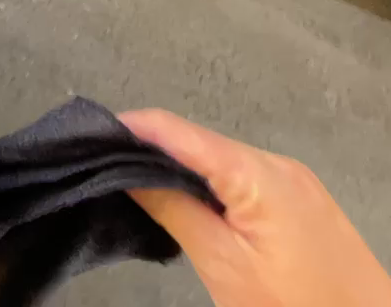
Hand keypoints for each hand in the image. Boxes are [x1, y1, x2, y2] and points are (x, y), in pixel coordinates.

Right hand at [120, 109, 390, 306]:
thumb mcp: (223, 264)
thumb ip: (170, 206)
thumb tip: (122, 167)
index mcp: (256, 171)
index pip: (173, 128)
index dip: (127, 127)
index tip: (86, 136)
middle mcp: (276, 162)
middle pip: (194, 139)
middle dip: (149, 149)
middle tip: (105, 169)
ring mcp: (295, 180)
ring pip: (216, 157)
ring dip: (178, 167)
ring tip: (138, 187)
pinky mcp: (305, 201)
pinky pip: (241, 176)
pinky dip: (209, 183)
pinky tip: (189, 204)